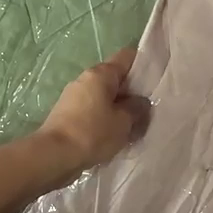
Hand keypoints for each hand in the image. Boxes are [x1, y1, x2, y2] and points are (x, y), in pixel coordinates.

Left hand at [36, 47, 150, 182]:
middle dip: (132, 92)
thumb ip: (136, 108)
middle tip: (150, 109)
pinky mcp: (68, 114)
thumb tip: (139, 102)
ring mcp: (74, 97)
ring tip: (135, 126)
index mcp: (99, 74)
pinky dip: (106, 119)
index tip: (158, 78)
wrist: (55, 154)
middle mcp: (84, 80)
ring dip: (119, 108)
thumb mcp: (124, 121)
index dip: (144, 64)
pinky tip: (116, 135)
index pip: (126, 57)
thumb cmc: (93, 133)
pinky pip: (94, 111)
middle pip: (115, 79)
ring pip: (104, 97)